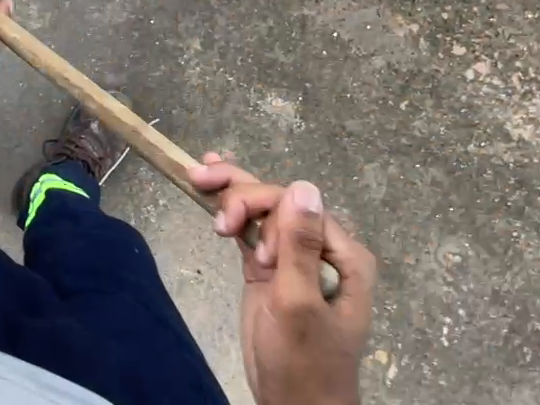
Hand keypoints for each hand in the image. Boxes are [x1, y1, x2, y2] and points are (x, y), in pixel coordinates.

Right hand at [190, 154, 375, 404]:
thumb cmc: (304, 360)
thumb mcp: (298, 302)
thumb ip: (300, 245)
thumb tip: (305, 186)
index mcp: (342, 255)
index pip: (297, 205)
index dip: (262, 208)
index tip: (238, 238)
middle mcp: (320, 248)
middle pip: (276, 200)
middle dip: (239, 193)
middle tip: (199, 186)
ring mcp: (292, 257)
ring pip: (260, 209)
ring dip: (229, 195)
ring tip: (197, 180)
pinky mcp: (267, 268)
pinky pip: (249, 229)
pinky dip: (229, 210)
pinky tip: (209, 189)